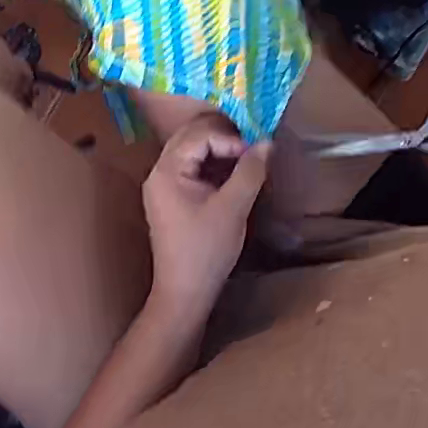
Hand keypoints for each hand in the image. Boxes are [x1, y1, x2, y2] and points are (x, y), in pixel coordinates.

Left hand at [142, 114, 271, 308]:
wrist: (185, 292)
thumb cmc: (206, 250)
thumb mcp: (234, 207)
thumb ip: (250, 171)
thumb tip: (267, 142)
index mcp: (167, 171)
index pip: (200, 136)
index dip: (231, 139)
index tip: (255, 154)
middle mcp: (160, 173)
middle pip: (191, 137)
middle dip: (224, 137)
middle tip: (253, 146)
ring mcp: (164, 185)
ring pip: (192, 150)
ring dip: (220, 149)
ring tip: (247, 158)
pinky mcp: (172, 198)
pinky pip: (193, 167)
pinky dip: (214, 164)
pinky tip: (234, 173)